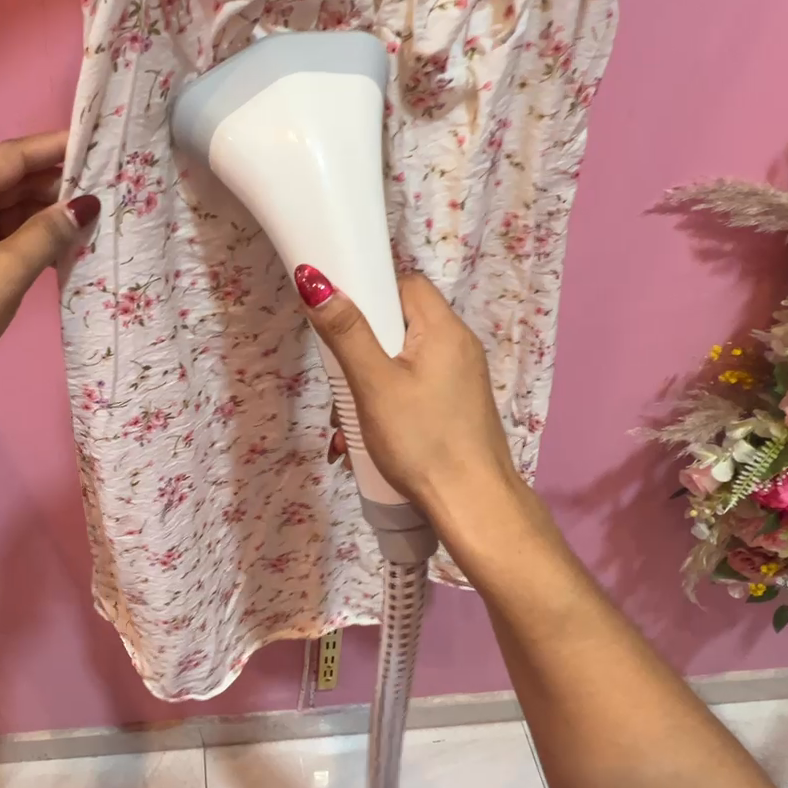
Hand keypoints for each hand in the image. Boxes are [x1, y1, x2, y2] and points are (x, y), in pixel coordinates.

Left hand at [0, 132, 96, 399]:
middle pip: (9, 178)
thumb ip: (48, 234)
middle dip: (55, 182)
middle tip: (107, 186)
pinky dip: (27, 234)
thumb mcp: (7, 271)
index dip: (56, 147)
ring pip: (5, 208)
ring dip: (44, 211)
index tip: (99, 141)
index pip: (13, 154)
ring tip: (92, 214)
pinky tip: (58, 242)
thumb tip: (84, 205)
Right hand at [298, 266, 527, 530]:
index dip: (369, 295)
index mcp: (443, 329)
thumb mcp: (374, 384)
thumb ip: (346, 333)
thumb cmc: (422, 440)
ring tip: (344, 427)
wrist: (471, 506)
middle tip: (338, 387)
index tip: (338, 322)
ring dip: (363, 389)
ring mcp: (458, 380)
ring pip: (398, 364)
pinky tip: (363, 440)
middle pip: (397, 327)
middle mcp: (457, 346)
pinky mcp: (454, 408)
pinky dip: (383, 407)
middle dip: (357, 355)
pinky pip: (410, 391)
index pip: (404, 285)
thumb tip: (316, 281)